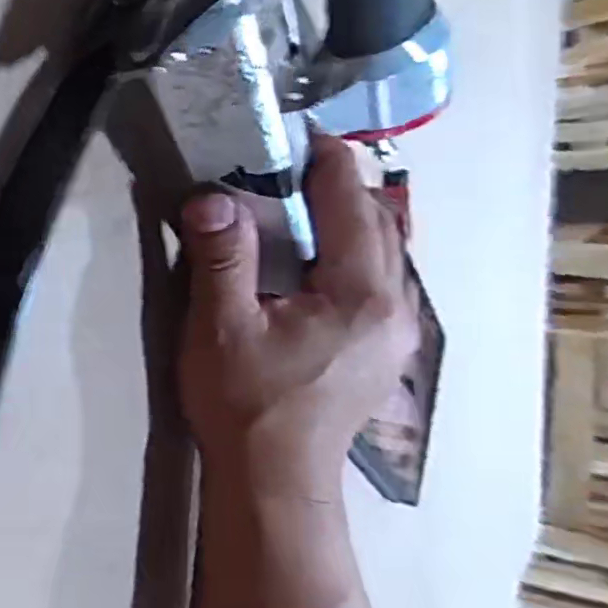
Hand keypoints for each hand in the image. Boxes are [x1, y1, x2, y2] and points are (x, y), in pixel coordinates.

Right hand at [176, 132, 418, 501]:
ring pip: (383, 254)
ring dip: (348, 220)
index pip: (354, 205)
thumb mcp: (220, 327)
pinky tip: (314, 263)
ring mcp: (396, 331)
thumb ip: (220, 260)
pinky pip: (376, 280)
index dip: (328, 162)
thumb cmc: (244, 401)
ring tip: (301, 205)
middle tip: (290, 165)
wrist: (273, 475)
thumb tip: (211, 198)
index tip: (299, 132)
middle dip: (341, 186)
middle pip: (380, 224)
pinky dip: (349, 253)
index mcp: (360, 294)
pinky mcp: (383, 350)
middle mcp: (396, 306)